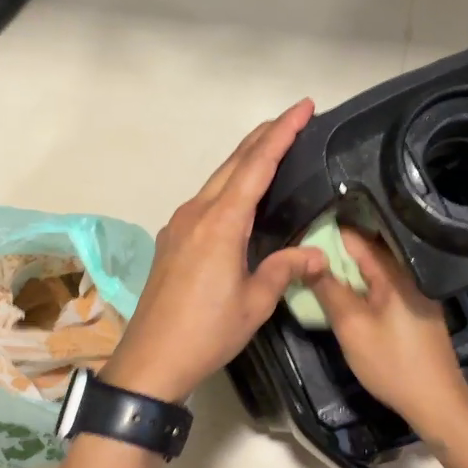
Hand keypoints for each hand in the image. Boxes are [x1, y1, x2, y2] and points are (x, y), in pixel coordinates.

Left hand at [102, 100, 329, 401]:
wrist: (151, 360)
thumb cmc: (208, 332)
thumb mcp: (255, 303)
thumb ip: (284, 269)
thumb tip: (316, 254)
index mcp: (221, 223)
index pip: (257, 165)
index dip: (282, 133)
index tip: (303, 107)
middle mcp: (197, 213)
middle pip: (233, 163)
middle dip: (264, 137)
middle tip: (294, 119)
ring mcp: (179, 225)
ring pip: (217, 179)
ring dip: (245, 160)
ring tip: (273, 149)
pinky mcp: (171, 240)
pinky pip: (206, 200)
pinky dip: (229, 185)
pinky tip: (241, 196)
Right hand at [308, 229, 467, 436]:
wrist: (437, 402)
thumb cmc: (392, 363)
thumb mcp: (352, 326)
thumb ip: (329, 289)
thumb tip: (308, 258)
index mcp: (394, 273)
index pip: (356, 237)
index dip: (325, 236)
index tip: (299, 242)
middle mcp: (408, 275)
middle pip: (366, 252)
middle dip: (334, 255)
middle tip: (303, 262)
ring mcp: (415, 293)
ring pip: (374, 272)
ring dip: (347, 274)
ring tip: (318, 279)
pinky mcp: (416, 311)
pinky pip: (384, 288)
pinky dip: (362, 288)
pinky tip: (346, 300)